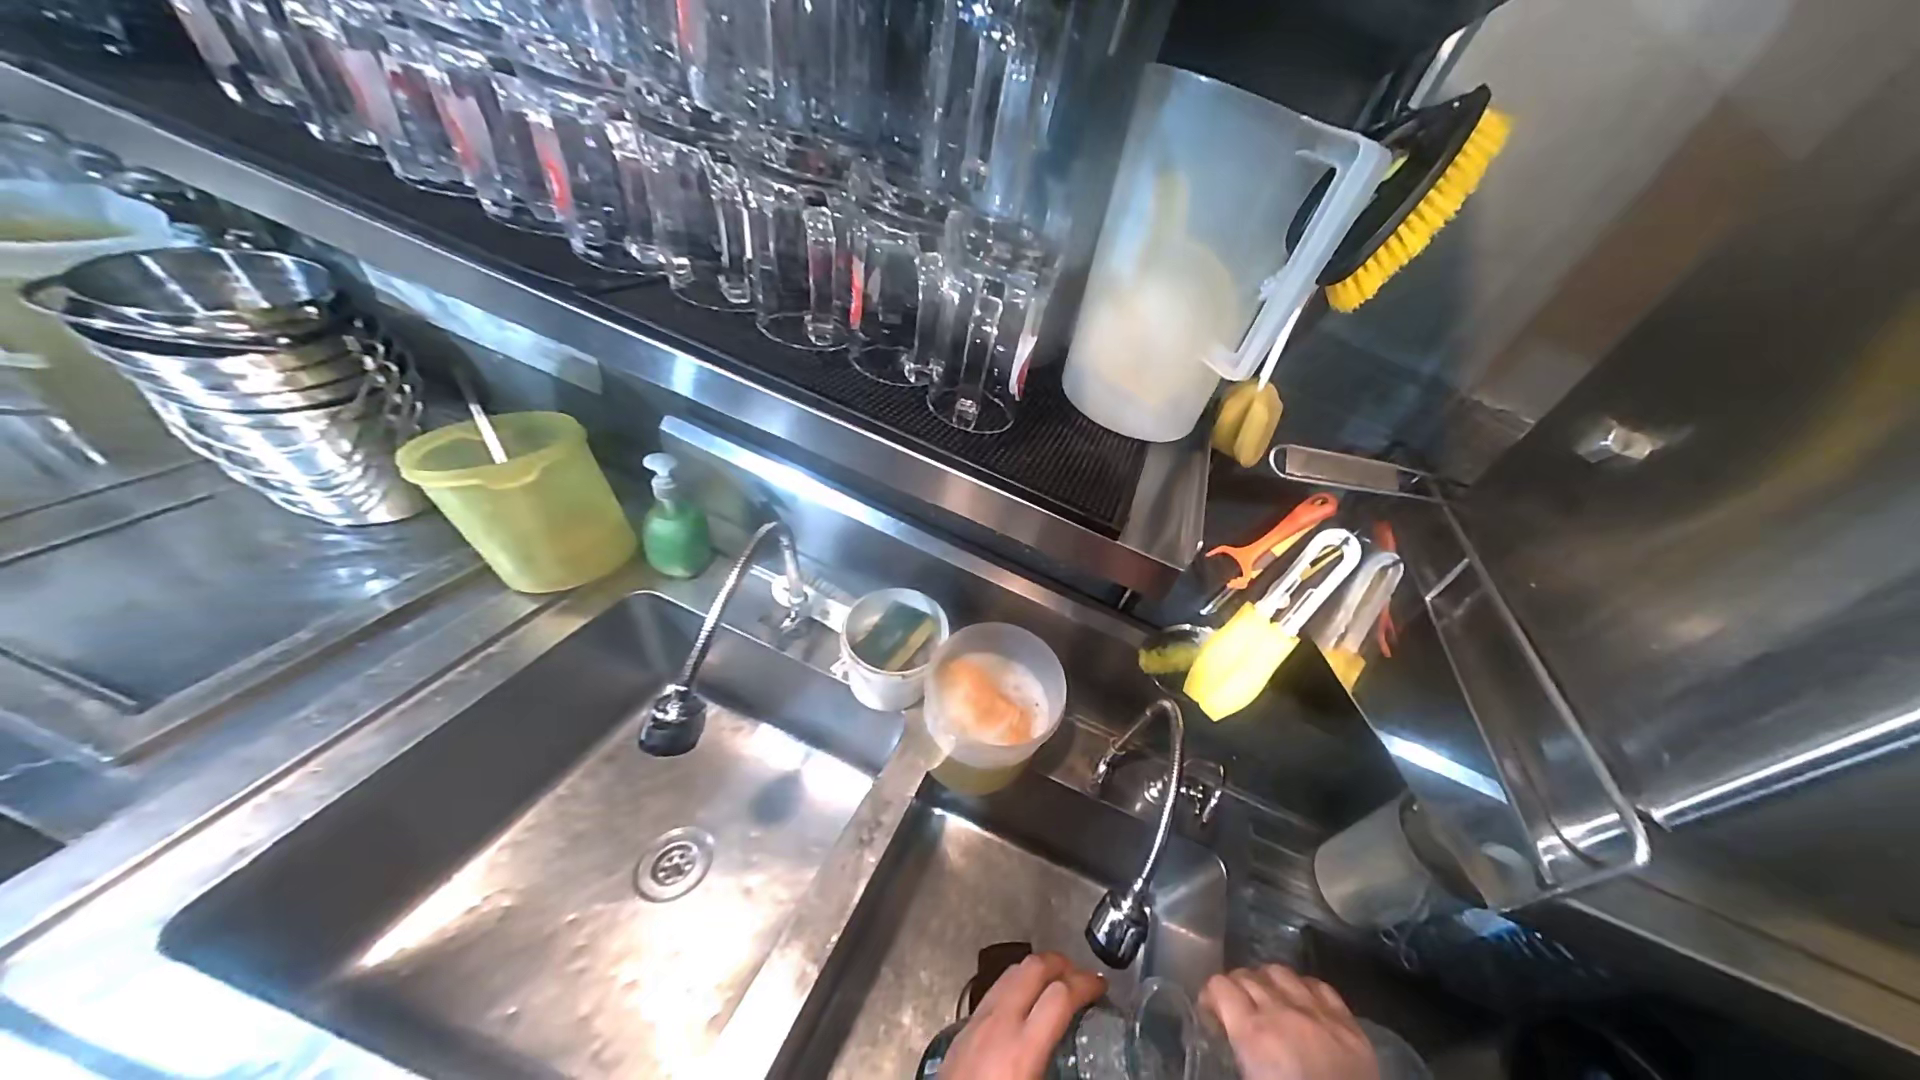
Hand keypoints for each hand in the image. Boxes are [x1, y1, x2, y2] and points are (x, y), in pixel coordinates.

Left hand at [936, 952, 1106, 1079]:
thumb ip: (1062, 1070)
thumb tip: (1085, 1062)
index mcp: (1022, 1049)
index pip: (1059, 996)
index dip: (1085, 984)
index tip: (1102, 985)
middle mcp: (1000, 1022)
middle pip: (1034, 968)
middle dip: (1062, 964)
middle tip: (1082, 977)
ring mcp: (978, 1019)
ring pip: (1012, 971)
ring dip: (1039, 969)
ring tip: (1057, 982)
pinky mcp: (965, 1025)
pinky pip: (997, 987)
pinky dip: (1018, 981)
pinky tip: (1026, 999)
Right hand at [1200, 964, 1378, 1079]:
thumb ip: (1236, 1051)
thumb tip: (1226, 1036)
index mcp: (1253, 1032)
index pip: (1220, 985)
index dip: (1211, 996)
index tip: (1212, 1012)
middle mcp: (1281, 1012)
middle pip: (1247, 975)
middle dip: (1237, 989)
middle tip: (1238, 1009)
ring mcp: (1317, 1014)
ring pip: (1280, 972)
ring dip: (1267, 982)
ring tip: (1269, 1000)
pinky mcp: (1348, 1024)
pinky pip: (1319, 986)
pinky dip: (1304, 988)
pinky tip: (1301, 1003)